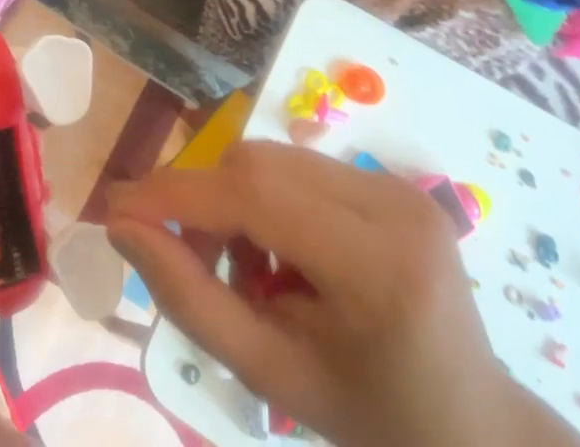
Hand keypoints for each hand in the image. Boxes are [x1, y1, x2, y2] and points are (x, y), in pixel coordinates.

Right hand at [107, 142, 579, 446]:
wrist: (466, 423)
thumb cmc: (363, 409)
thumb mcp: (265, 371)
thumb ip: (187, 298)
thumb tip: (120, 226)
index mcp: (378, 264)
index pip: (252, 195)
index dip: (172, 194)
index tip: (113, 210)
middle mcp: (395, 206)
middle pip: (255, 163)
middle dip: (198, 201)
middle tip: (181, 258)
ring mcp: (398, 188)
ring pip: (267, 159)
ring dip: (228, 201)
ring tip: (240, 269)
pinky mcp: (391, 184)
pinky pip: (293, 169)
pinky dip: (260, 202)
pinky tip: (275, 256)